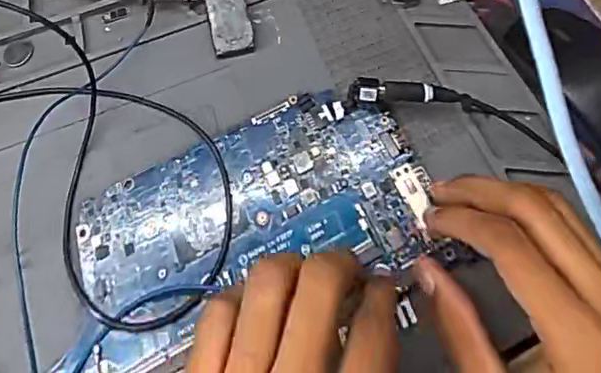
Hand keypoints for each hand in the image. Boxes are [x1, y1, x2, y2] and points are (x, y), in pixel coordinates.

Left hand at [188, 249, 401, 372]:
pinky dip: (237, 296)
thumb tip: (382, 327)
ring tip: (303, 273)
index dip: (383, 298)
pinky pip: (216, 313)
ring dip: (291, 268)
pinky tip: (252, 299)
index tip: (383, 284)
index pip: (371, 337)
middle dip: (340, 264)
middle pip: (319, 288)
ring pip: (266, 283)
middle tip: (349, 267)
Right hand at [414, 177, 600, 372]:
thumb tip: (428, 271)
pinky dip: (535, 215)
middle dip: (481, 192)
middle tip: (440, 193)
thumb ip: (465, 338)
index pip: (512, 244)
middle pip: (538, 211)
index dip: (462, 220)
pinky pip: (579, 234)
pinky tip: (504, 219)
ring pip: (562, 211)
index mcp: (589, 342)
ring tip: (466, 198)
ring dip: (507, 195)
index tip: (430, 218)